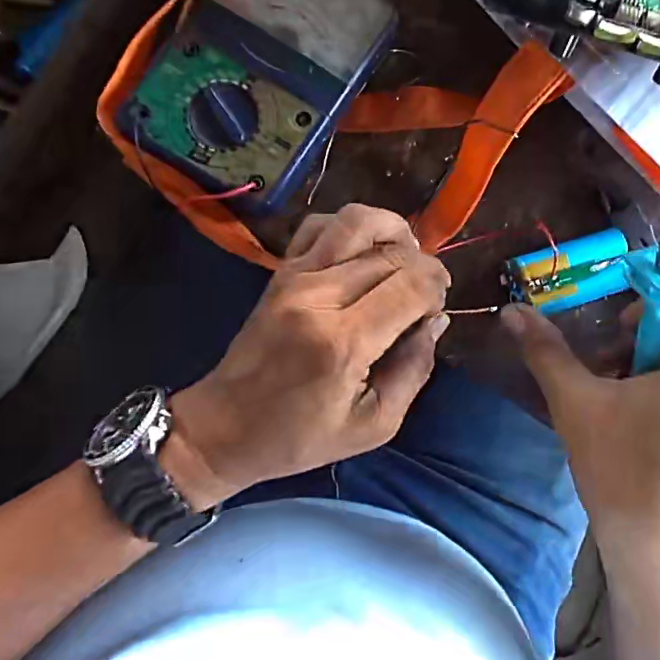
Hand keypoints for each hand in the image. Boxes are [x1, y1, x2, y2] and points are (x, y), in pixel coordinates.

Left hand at [161, 205, 450, 506]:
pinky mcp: (280, 270)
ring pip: (359, 221)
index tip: (434, 312)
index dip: (437, 290)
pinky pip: (323, 224)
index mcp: (343, 343)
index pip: (412, 285)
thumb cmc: (299, 437)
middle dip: (425, 268)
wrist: (222, 428)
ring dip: (394, 233)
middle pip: (394, 252)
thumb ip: (414, 370)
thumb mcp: (373, 426)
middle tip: (425, 298)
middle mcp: (318, 296)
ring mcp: (294, 276)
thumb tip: (435, 320)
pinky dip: (354, 227)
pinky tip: (364, 253)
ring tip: (403, 261)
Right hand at [502, 292, 659, 562]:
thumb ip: (546, 350)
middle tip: (617, 339)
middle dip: (658, 316)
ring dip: (659, 342)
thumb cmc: (620, 472)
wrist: (651, 547)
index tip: (628, 302)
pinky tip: (633, 392)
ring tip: (619, 368)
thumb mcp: (577, 403)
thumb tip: (513, 312)